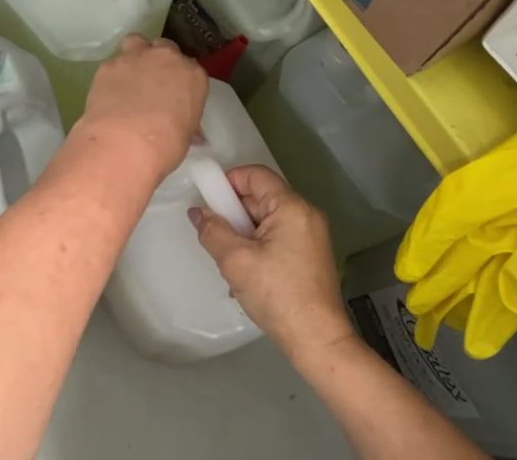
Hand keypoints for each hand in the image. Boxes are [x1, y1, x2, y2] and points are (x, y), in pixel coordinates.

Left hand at [77, 34, 207, 178]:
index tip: (174, 93)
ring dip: (135, 54)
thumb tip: (192, 133)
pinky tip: (108, 93)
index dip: (180, 79)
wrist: (125, 142)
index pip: (191, 68)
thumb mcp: (186, 135)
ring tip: (129, 77)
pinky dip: (113, 75)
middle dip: (160, 61)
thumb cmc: (166, 145)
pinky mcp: (109, 65)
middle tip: (152, 83)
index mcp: (192, 75)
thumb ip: (187, 123)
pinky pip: (113, 64)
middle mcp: (166, 58)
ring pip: (137, 41)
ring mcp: (136, 57)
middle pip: (165, 47)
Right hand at [192, 165, 354, 355]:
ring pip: (266, 220)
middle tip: (217, 239)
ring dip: (244, 235)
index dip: (228, 182)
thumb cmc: (277, 295)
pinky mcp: (311, 255)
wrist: (318, 341)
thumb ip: (212, 230)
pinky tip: (248, 275)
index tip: (209, 204)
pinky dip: (259, 247)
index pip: (255, 175)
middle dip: (234, 214)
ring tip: (231, 263)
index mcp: (291, 207)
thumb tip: (198, 212)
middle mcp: (306, 214)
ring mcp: (312, 236)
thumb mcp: (235, 261)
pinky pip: (278, 237)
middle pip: (260, 198)